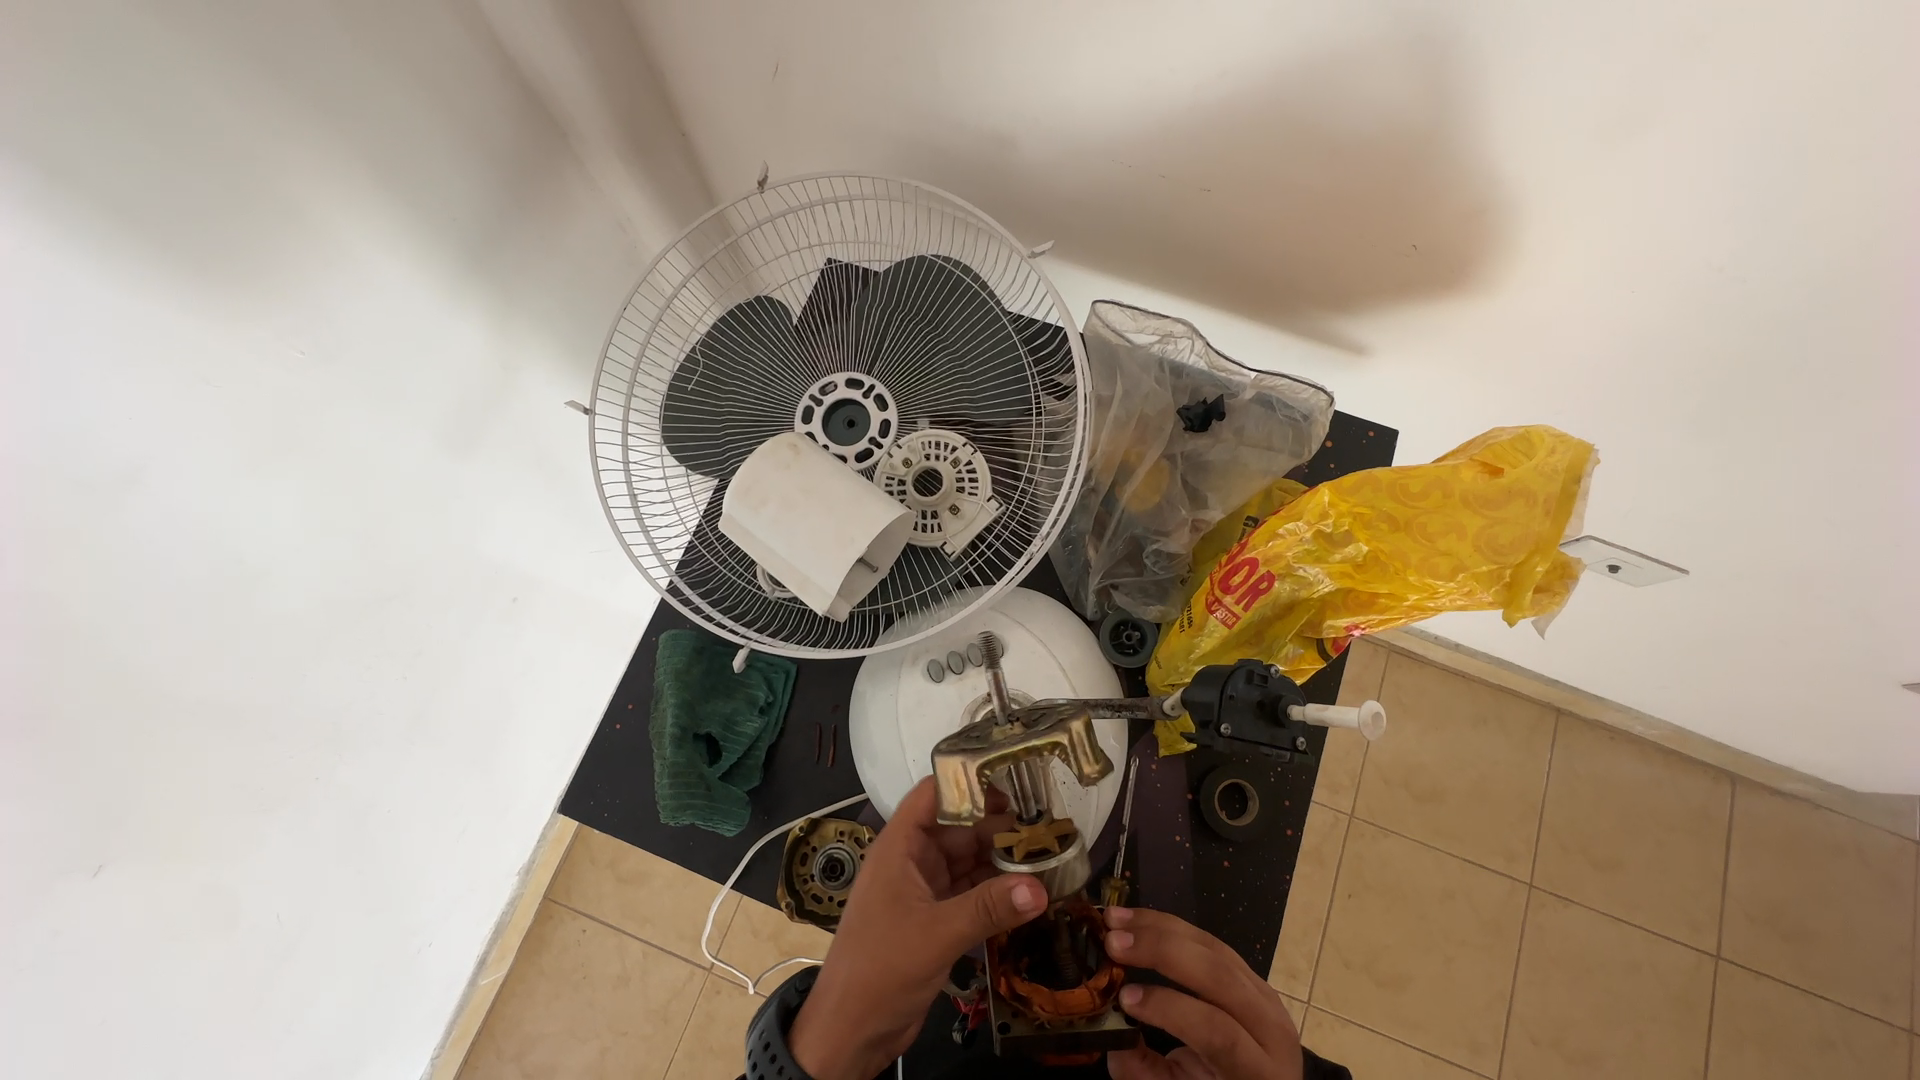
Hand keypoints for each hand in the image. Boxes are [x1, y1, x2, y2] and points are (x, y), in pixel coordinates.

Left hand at [787, 777, 1047, 1079]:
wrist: (849, 1031)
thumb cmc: (881, 968)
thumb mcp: (937, 933)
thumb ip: (989, 908)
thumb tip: (1040, 887)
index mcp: (900, 846)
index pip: (933, 795)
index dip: (968, 783)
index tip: (1013, 782)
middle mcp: (912, 861)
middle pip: (959, 830)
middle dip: (999, 828)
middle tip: (1047, 827)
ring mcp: (923, 892)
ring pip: (968, 863)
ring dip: (1001, 862)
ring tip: (1047, 857)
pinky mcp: (934, 921)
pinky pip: (970, 895)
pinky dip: (995, 894)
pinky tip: (1028, 894)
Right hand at [1103, 907, 1303, 1079]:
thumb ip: (1148, 1074)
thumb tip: (1111, 1039)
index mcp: (1260, 1071)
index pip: (1219, 1032)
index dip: (1171, 1009)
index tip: (1124, 997)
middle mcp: (1270, 1026)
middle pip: (1219, 975)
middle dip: (1161, 951)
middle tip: (1113, 942)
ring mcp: (1263, 993)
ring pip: (1212, 946)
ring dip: (1158, 927)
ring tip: (1116, 920)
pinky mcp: (1250, 972)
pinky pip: (1209, 941)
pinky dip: (1168, 926)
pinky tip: (1137, 921)